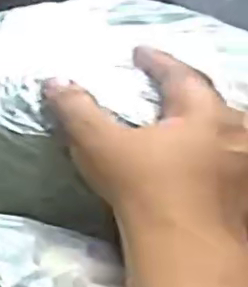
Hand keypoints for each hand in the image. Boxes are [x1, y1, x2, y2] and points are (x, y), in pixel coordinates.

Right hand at [45, 46, 247, 243]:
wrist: (186, 236)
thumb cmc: (142, 181)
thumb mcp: (96, 140)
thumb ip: (76, 108)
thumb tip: (57, 80)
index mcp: (207, 118)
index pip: (184, 79)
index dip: (161, 62)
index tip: (141, 51)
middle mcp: (240, 134)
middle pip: (223, 103)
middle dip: (196, 92)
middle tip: (171, 85)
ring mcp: (247, 162)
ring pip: (236, 130)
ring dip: (213, 121)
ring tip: (188, 119)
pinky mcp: (245, 187)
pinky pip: (234, 153)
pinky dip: (219, 145)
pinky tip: (205, 153)